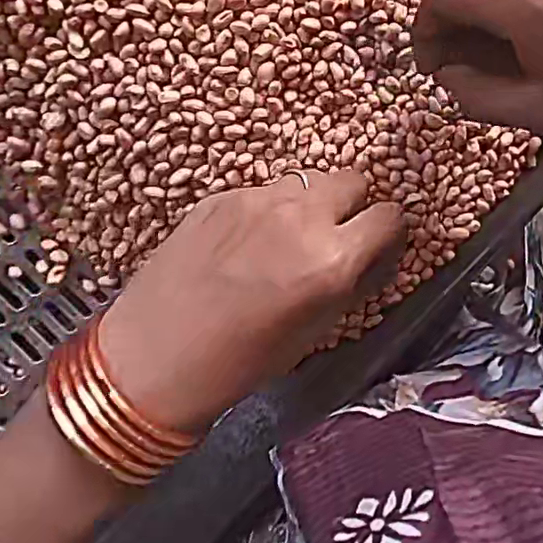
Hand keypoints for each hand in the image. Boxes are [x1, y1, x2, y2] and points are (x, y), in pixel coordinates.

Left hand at [98, 169, 403, 432]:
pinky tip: (245, 243)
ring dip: (311, 203)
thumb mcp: (316, 331)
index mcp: (330, 259)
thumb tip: (376, 255)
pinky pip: (265, 191)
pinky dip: (269, 210)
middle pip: (353, 180)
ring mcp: (256, 199)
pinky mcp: (221, 194)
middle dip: (353, 206)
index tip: (377, 245)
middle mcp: (299, 217)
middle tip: (334, 237)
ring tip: (287, 239)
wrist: (153, 358)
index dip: (388, 233)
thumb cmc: (241, 362)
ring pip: (308, 180)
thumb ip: (353, 282)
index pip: (389, 216)